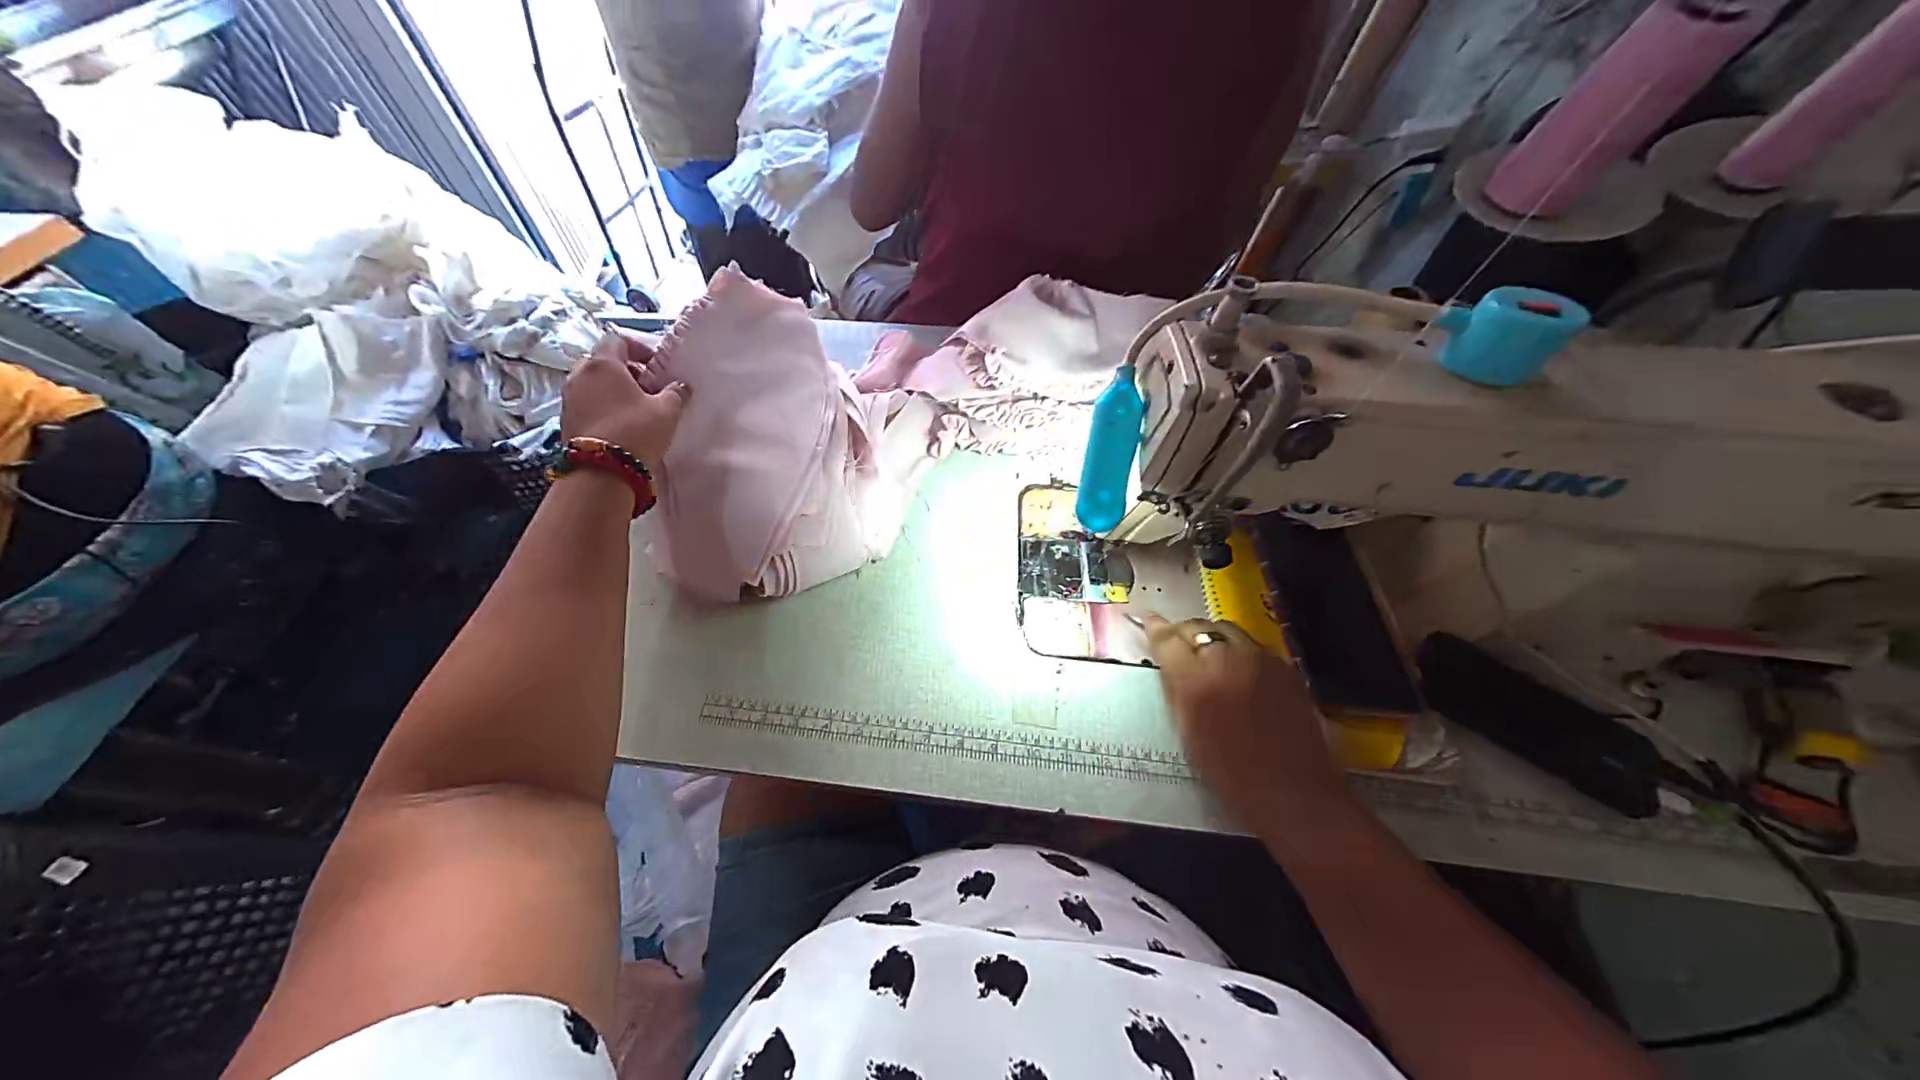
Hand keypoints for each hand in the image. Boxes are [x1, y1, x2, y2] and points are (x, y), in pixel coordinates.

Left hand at [561, 329, 687, 470]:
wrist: (601, 472)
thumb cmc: (636, 431)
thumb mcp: (666, 411)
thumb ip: (676, 393)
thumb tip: (681, 386)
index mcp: (603, 364)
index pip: (618, 340)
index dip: (639, 349)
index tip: (656, 367)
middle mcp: (579, 375)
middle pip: (603, 362)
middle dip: (625, 371)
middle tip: (647, 389)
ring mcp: (568, 398)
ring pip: (592, 384)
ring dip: (612, 391)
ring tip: (635, 409)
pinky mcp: (566, 420)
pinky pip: (586, 404)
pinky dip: (602, 407)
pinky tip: (620, 425)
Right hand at [1144, 616, 1351, 824]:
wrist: (1293, 792)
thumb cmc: (1233, 774)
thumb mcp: (1186, 732)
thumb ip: (1174, 689)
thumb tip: (1166, 664)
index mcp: (1196, 681)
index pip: (1167, 638)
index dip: (1154, 629)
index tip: (1148, 623)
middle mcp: (1229, 660)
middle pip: (1196, 626)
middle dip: (1182, 633)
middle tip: (1175, 646)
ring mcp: (1261, 660)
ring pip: (1225, 629)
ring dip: (1210, 637)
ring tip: (1205, 656)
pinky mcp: (1285, 667)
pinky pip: (1251, 644)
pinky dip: (1237, 649)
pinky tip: (1236, 669)